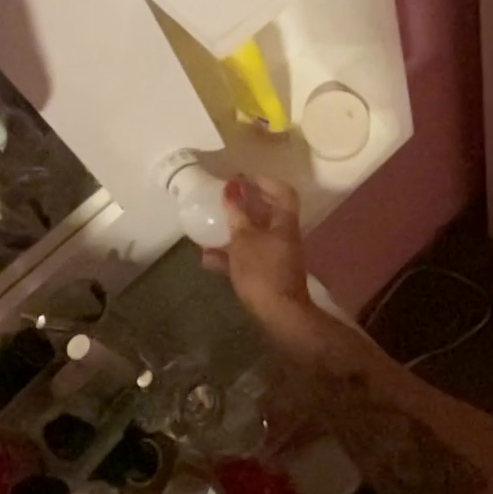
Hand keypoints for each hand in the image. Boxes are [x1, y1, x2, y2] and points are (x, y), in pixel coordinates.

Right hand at [202, 174, 312, 330]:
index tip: (243, 178)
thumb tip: (230, 188)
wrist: (279, 315)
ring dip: (237, 227)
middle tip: (227, 196)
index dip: (265, 181)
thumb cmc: (262, 271)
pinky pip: (249, 256)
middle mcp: (284, 236)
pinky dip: (231, 253)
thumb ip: (236, 214)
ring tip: (215, 223)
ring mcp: (277, 257)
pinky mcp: (268, 275)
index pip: (283, 192)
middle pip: (269, 212)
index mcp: (285, 223)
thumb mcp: (244, 240)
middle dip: (248, 203)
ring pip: (257, 235)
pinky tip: (207, 257)